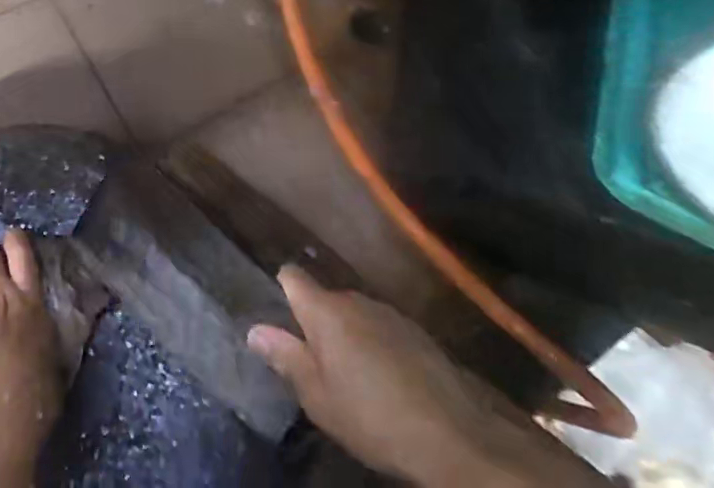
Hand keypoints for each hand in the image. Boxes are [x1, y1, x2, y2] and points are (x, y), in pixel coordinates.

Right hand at [248, 266, 605, 486]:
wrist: (458, 437)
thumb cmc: (374, 417)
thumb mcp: (319, 397)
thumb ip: (286, 358)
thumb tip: (255, 330)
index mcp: (325, 310)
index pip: (292, 276)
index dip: (281, 289)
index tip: (279, 317)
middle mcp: (356, 300)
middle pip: (325, 299)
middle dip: (316, 322)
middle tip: (313, 362)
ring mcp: (390, 314)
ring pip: (355, 314)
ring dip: (349, 335)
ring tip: (350, 375)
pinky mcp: (418, 333)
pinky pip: (382, 329)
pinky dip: (376, 346)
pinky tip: (384, 380)